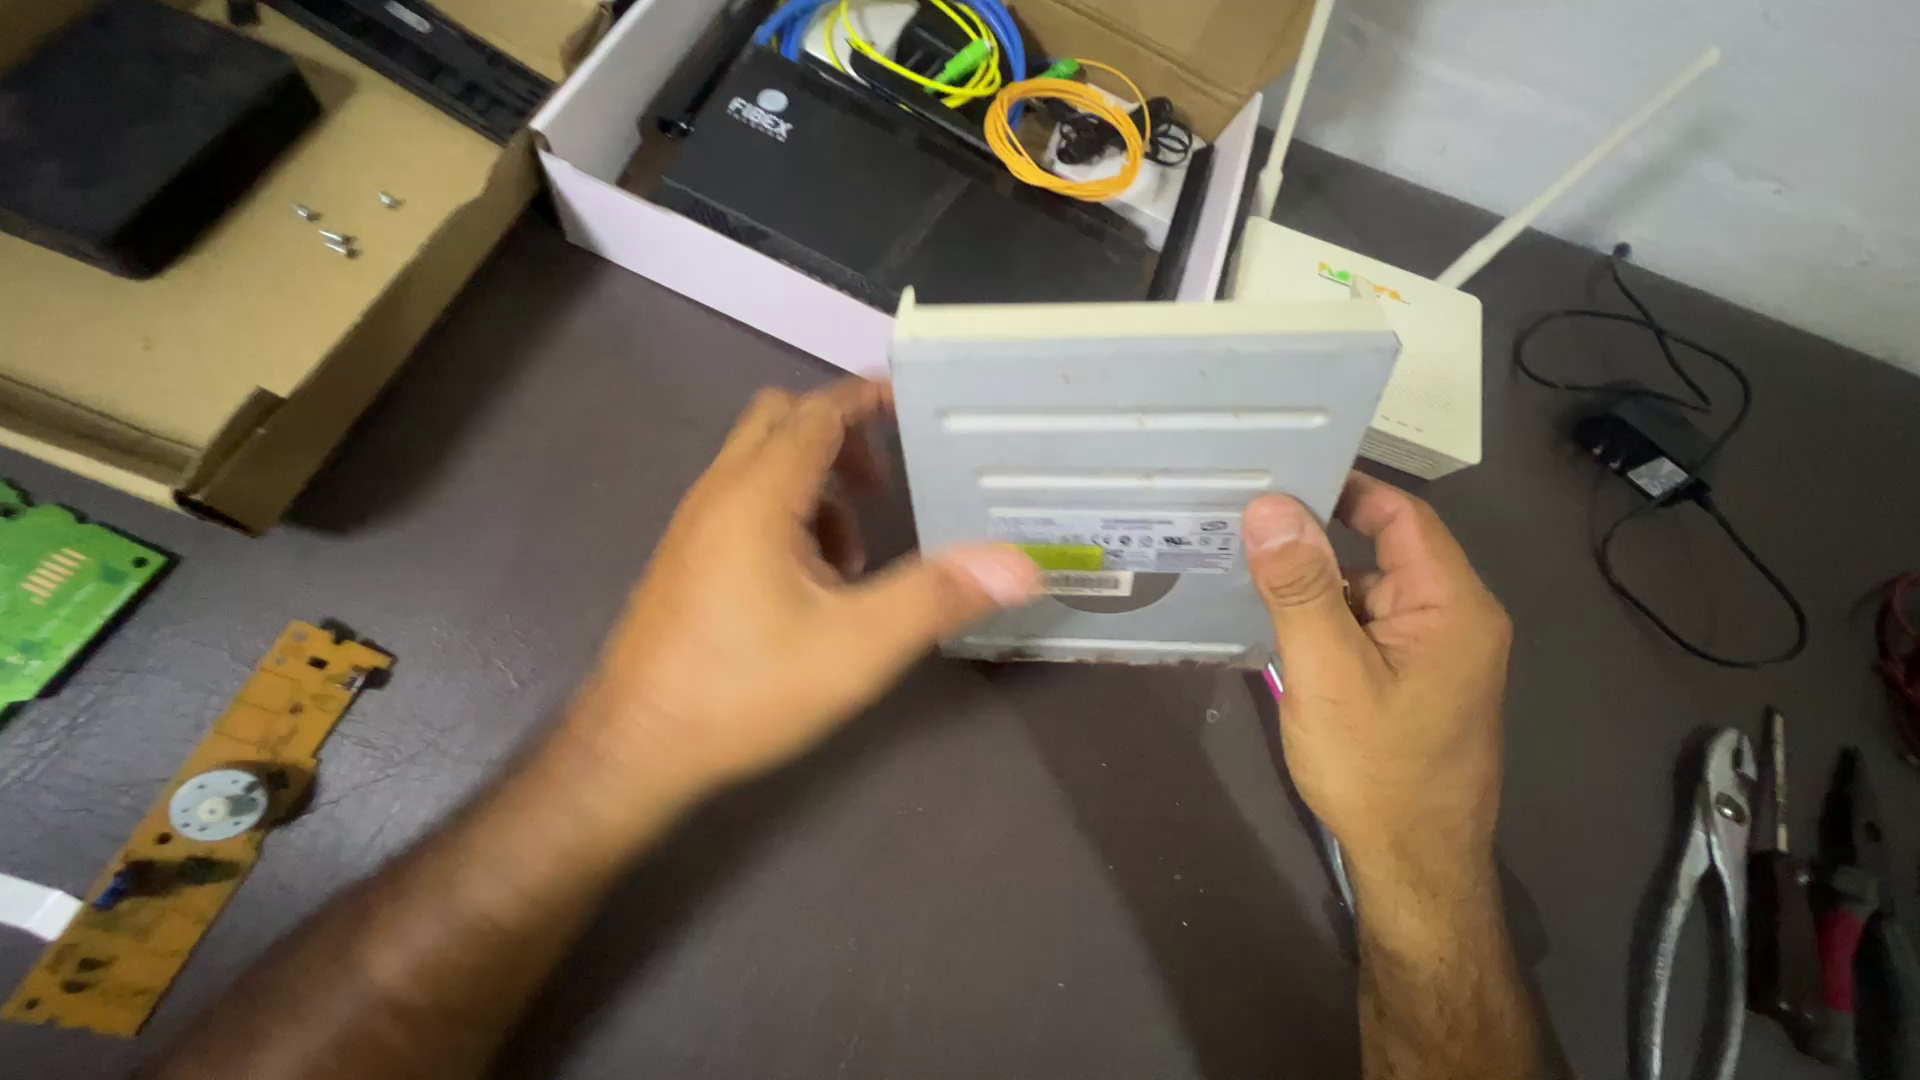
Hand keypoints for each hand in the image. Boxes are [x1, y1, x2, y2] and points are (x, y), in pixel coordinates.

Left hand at [570, 378, 1040, 801]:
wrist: (636, 748)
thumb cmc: (745, 689)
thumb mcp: (857, 645)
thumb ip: (936, 596)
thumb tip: (1018, 564)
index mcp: (758, 496)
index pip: (816, 413)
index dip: (864, 398)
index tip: (907, 398)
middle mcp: (718, 495)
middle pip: (780, 421)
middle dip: (840, 435)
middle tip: (885, 481)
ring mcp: (694, 527)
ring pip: (759, 465)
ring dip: (816, 483)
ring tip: (857, 554)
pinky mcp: (686, 561)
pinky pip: (743, 505)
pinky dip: (788, 516)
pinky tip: (813, 587)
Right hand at [1244, 473, 1511, 888]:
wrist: (1412, 864)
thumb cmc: (1375, 766)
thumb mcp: (1327, 671)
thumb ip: (1299, 587)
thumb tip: (1269, 507)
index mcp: (1451, 604)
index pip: (1401, 514)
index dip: (1345, 488)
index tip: (1278, 476)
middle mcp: (1453, 618)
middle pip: (1383, 550)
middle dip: (1316, 538)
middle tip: (1244, 524)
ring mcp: (1433, 652)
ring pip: (1367, 591)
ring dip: (1315, 583)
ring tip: (1247, 570)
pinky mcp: (1411, 679)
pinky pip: (1363, 626)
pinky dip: (1323, 619)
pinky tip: (1276, 624)